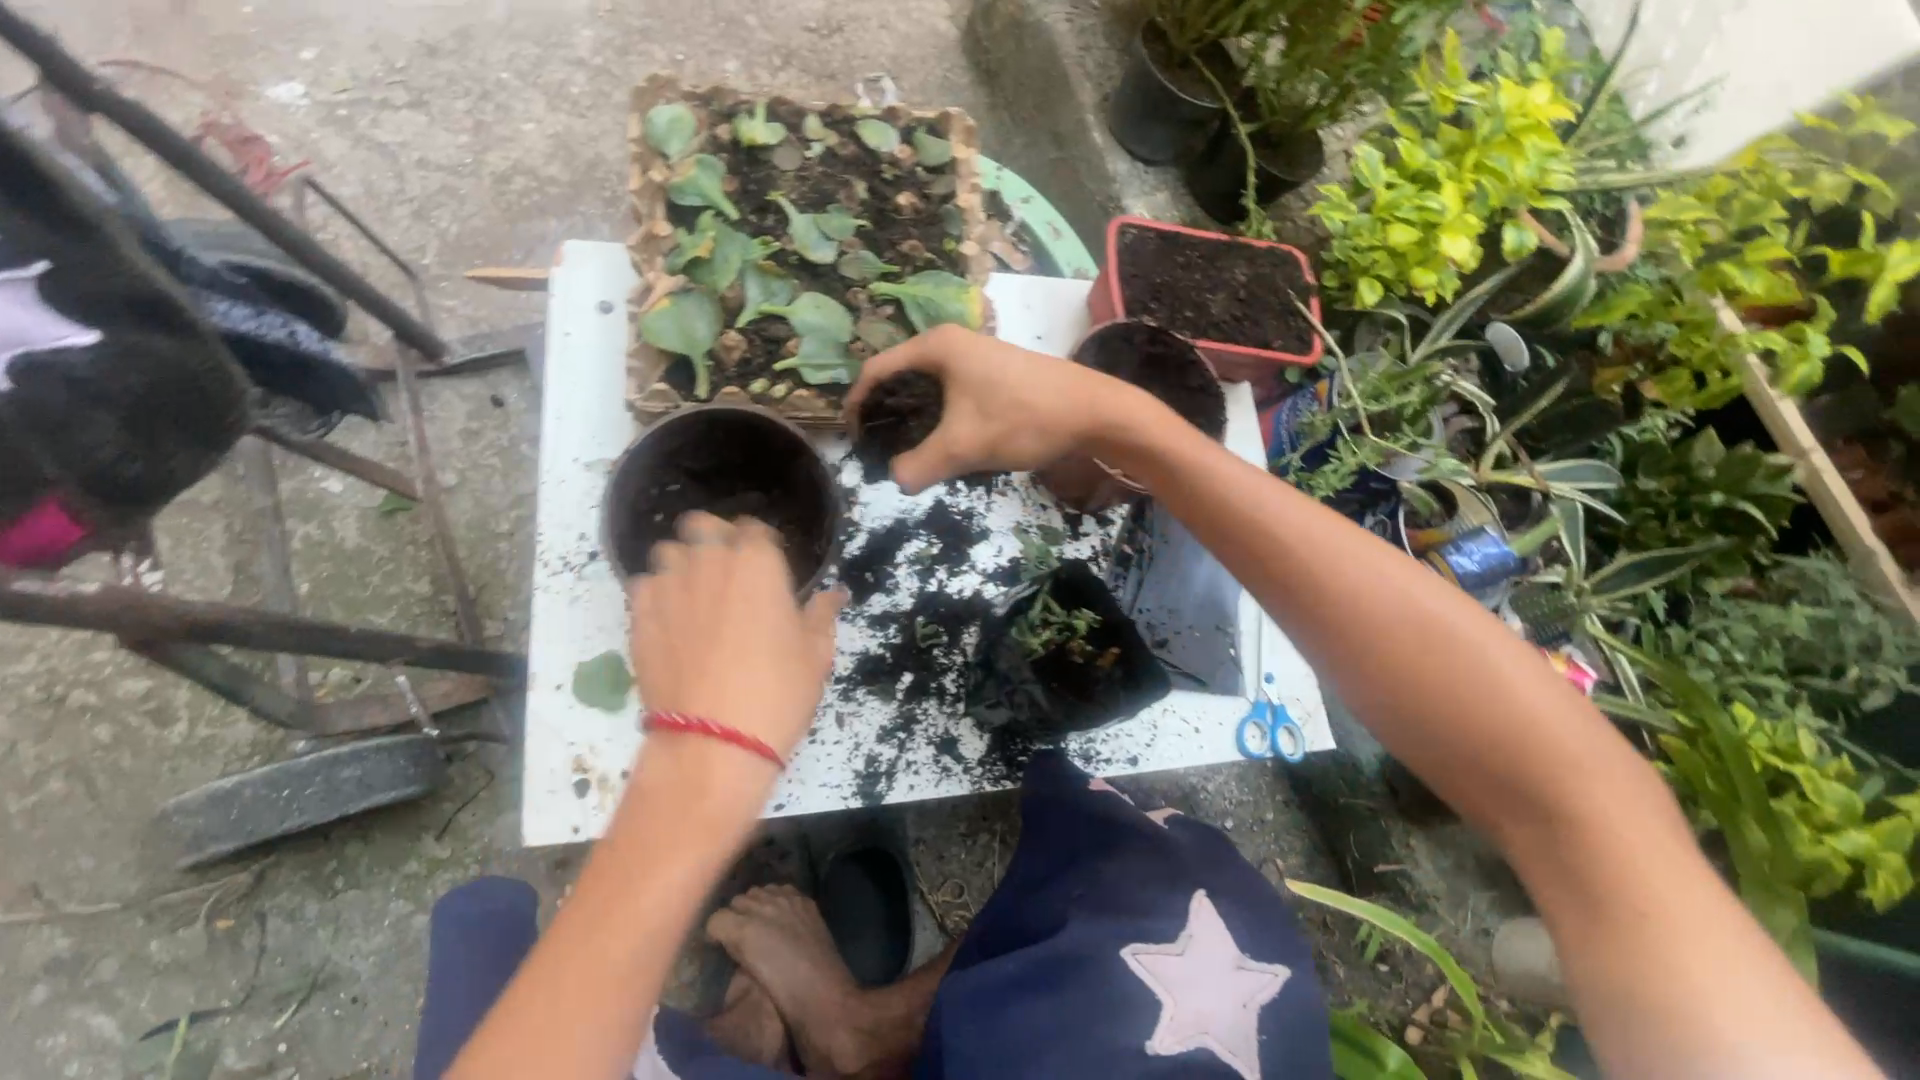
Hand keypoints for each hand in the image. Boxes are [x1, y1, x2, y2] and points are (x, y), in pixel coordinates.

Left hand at [627, 513, 844, 762]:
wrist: (714, 740)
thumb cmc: (777, 691)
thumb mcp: (816, 653)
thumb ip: (822, 614)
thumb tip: (835, 594)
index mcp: (758, 562)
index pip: (753, 528)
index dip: (759, 543)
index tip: (766, 565)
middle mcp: (709, 561)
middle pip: (702, 526)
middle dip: (713, 539)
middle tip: (727, 572)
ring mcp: (668, 586)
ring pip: (668, 552)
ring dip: (682, 564)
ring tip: (695, 594)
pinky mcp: (639, 615)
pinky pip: (645, 586)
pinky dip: (657, 594)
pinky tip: (671, 621)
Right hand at [844, 324, 1149, 493]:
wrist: (1093, 412)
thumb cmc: (1023, 418)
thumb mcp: (964, 446)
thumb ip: (920, 465)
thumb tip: (896, 480)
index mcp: (936, 346)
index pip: (876, 369)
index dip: (857, 403)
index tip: (851, 438)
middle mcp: (952, 342)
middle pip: (900, 375)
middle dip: (885, 411)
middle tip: (877, 448)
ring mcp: (976, 355)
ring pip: (928, 386)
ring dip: (914, 417)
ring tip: (908, 450)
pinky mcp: (994, 372)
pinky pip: (951, 392)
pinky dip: (939, 415)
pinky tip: (946, 442)